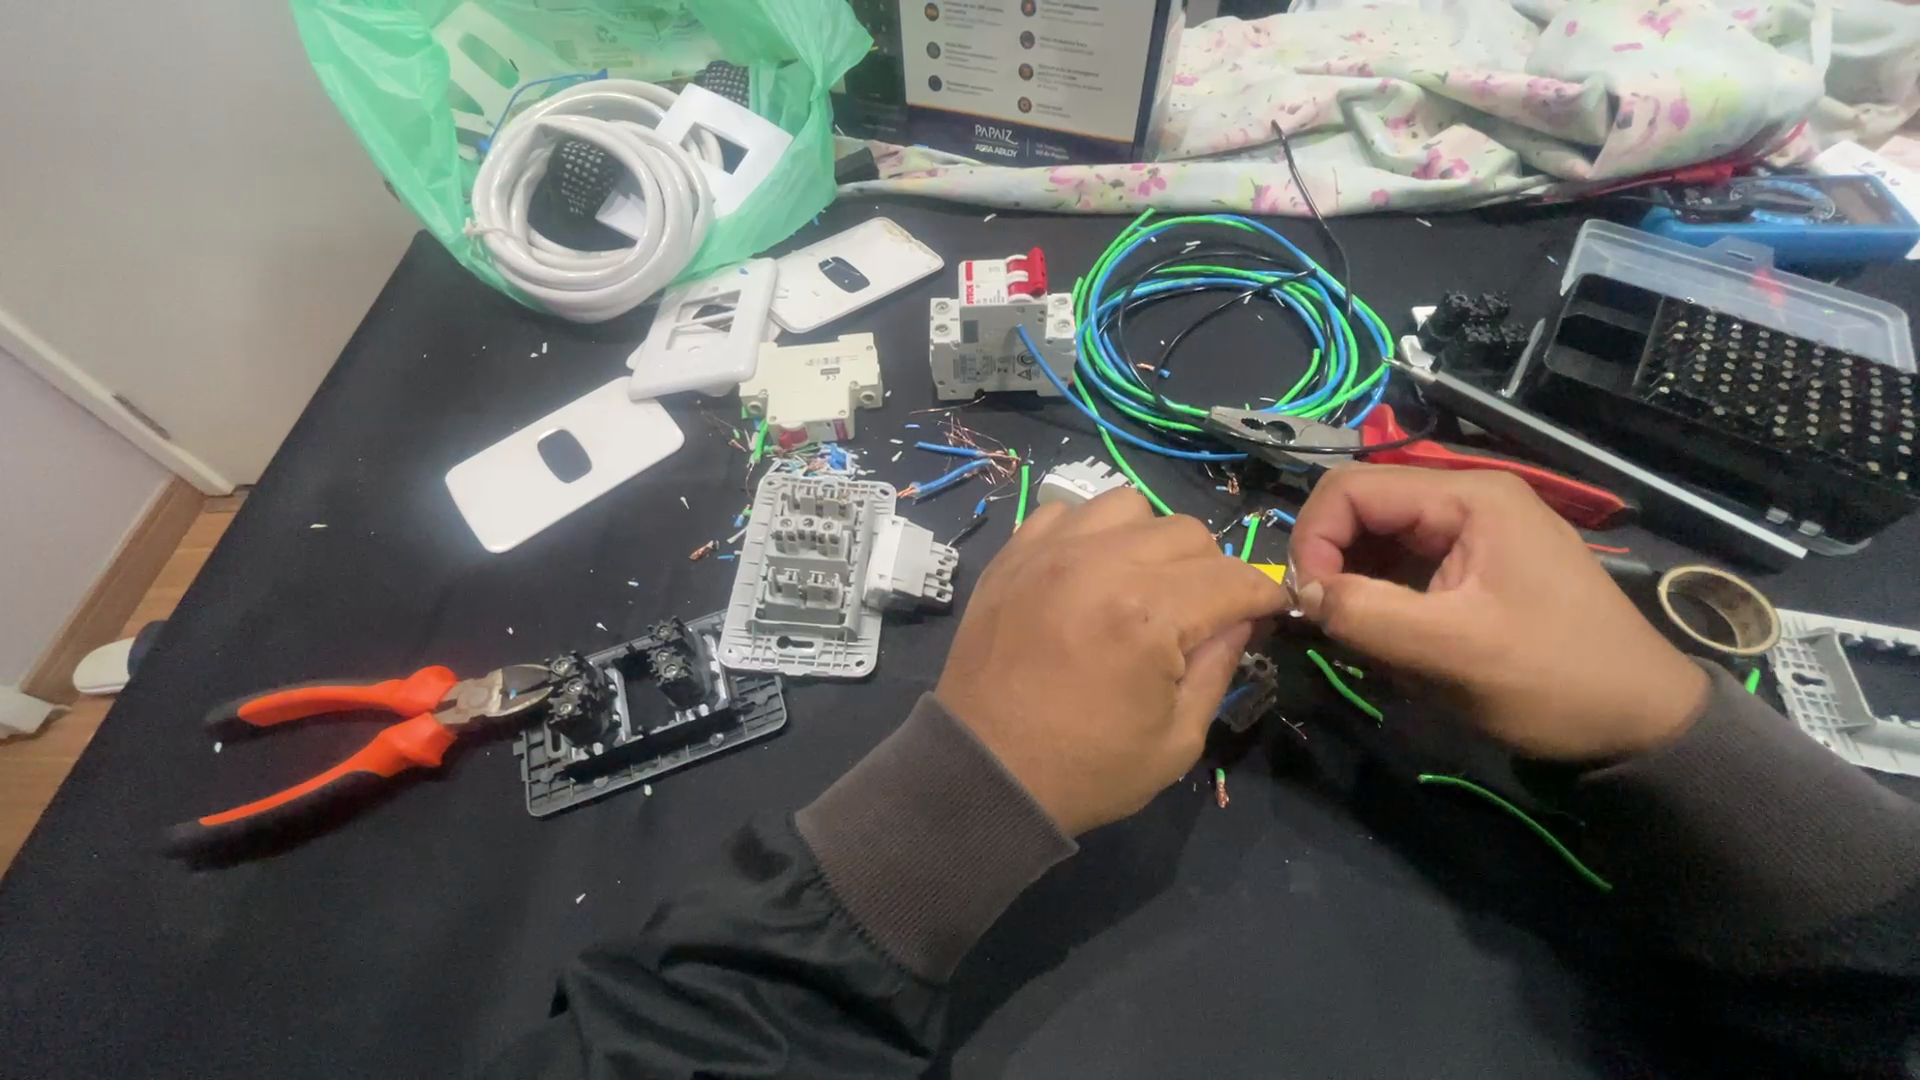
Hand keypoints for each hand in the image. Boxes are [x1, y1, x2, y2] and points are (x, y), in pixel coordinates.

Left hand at [936, 490, 1288, 834]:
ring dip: (1150, 541)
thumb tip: (1240, 617)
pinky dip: (1090, 532)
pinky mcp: (1012, 555)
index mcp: (1147, 614)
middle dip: (1211, 571)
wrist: (984, 769)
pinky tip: (1087, 572)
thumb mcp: (1177, 739)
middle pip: (1187, 533)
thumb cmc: (1085, 768)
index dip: (1263, 595)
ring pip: (1129, 506)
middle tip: (1199, 613)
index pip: (1233, 578)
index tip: (1268, 613)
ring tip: (1140, 586)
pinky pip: (1067, 512)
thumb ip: (1219, 665)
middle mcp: (1099, 564)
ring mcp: (1048, 552)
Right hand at [1287, 465, 1710, 760]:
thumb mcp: (1453, 650)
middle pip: (1357, 509)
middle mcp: (1464, 500)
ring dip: (1348, 582)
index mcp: (1469, 498)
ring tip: (1353, 631)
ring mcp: (1466, 532)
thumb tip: (1301, 594)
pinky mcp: (1464, 564)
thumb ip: (1366, 613)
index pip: (1349, 489)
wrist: (1639, 728)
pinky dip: (1371, 595)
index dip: (1314, 539)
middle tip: (1324, 619)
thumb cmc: (1555, 681)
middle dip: (1328, 562)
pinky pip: (1393, 564)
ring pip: (1369, 538)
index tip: (1310, 602)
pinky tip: (1378, 632)